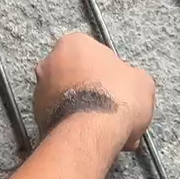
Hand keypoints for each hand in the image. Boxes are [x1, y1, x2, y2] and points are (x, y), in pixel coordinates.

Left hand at [33, 32, 154, 151]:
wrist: (92, 133)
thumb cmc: (115, 99)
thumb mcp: (142, 80)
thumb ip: (131, 77)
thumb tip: (130, 83)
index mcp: (73, 43)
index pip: (93, 52)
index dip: (109, 70)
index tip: (119, 84)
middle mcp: (49, 63)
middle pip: (76, 75)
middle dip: (92, 90)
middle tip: (112, 105)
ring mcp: (40, 91)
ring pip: (66, 99)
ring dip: (82, 110)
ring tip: (105, 126)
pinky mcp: (37, 117)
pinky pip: (60, 119)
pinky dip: (73, 126)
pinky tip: (93, 135)